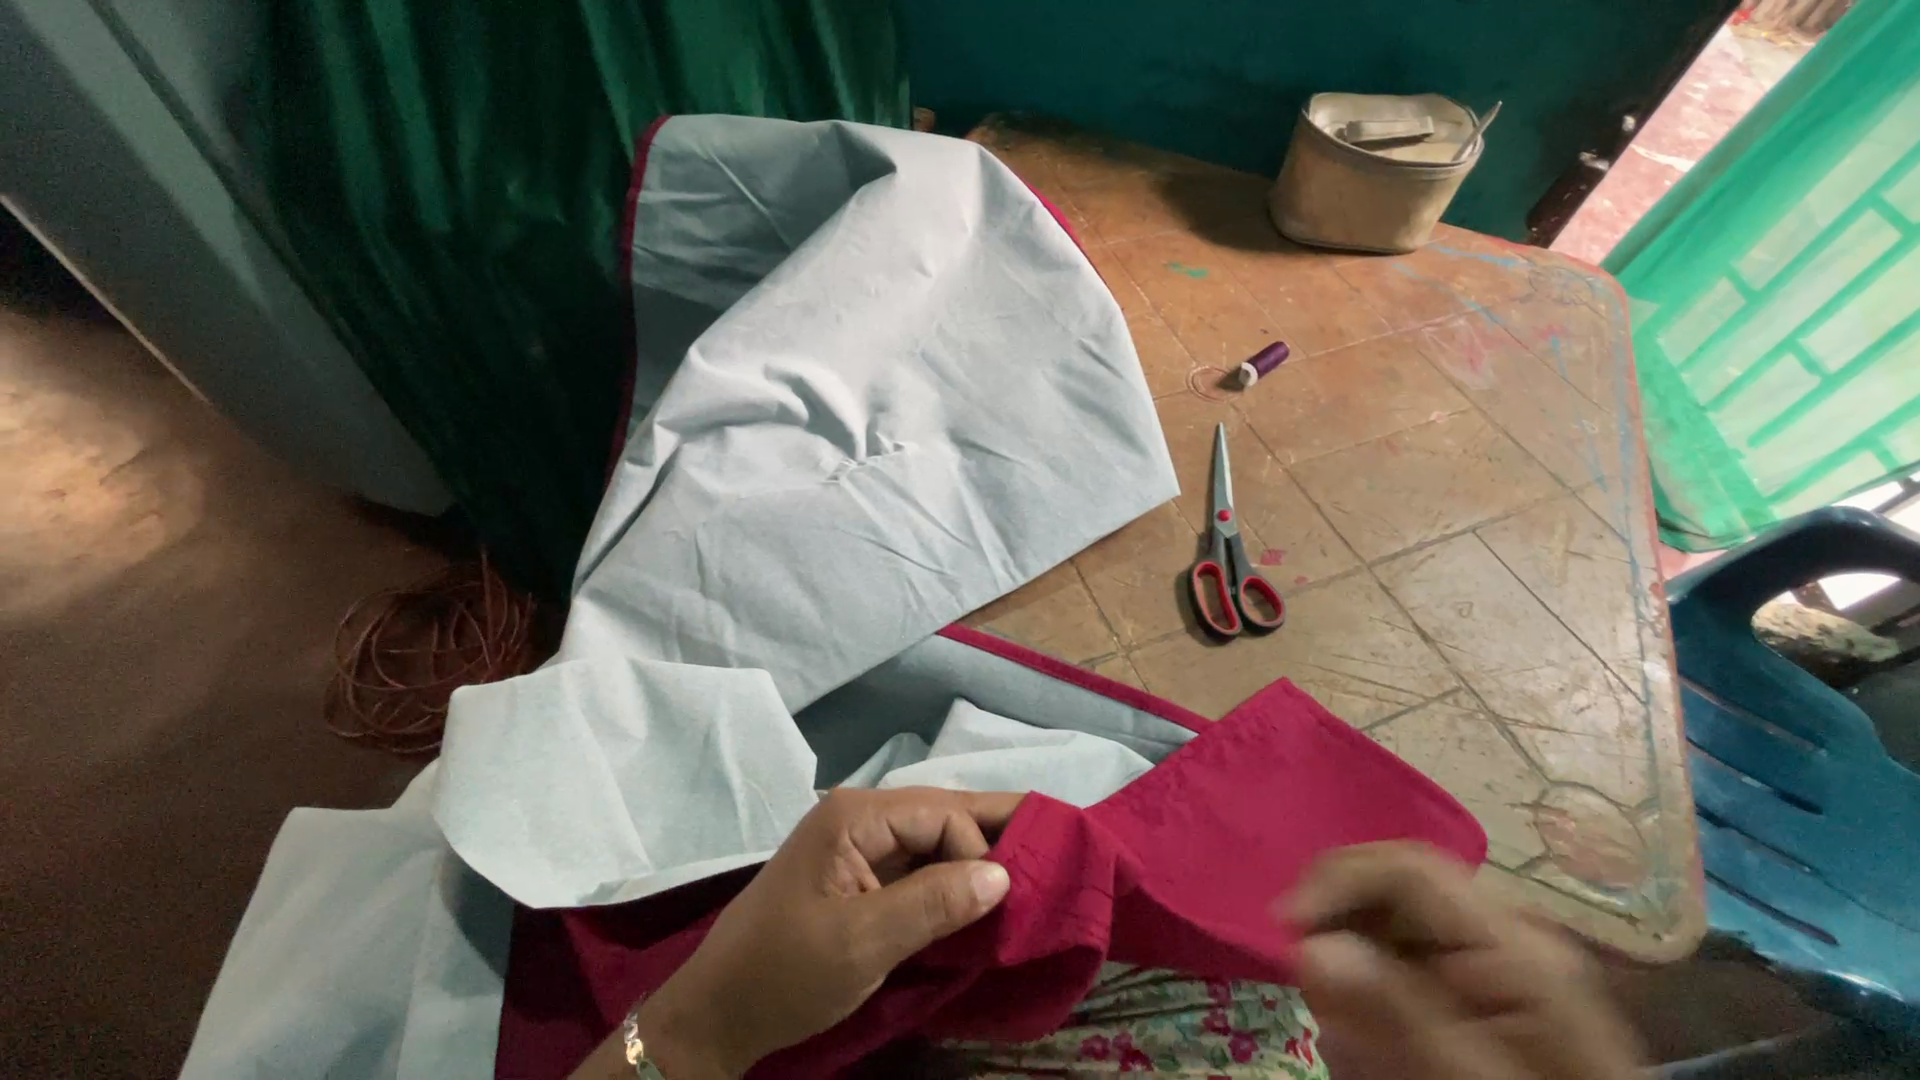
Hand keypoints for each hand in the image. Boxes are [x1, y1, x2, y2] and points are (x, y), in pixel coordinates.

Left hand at [626, 787, 1021, 1078]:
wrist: (719, 1011)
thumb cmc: (785, 973)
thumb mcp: (862, 943)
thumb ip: (933, 903)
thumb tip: (1002, 873)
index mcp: (855, 816)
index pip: (941, 813)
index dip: (978, 849)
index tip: (996, 902)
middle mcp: (859, 816)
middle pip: (941, 814)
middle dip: (992, 830)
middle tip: (1054, 841)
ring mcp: (857, 844)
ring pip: (932, 838)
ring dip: (974, 856)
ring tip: (1029, 866)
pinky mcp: (857, 874)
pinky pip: (916, 864)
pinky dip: (950, 878)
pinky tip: (981, 891)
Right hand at [1283, 842, 1640, 1079]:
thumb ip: (1394, 1014)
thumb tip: (1310, 944)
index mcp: (1516, 944)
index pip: (1408, 866)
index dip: (1335, 879)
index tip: (1285, 927)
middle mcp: (1506, 931)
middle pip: (1392, 888)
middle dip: (1337, 928)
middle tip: (1310, 988)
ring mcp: (1498, 955)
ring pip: (1390, 921)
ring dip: (1350, 965)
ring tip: (1347, 1032)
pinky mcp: (1486, 982)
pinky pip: (1406, 955)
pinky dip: (1372, 989)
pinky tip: (1374, 1040)